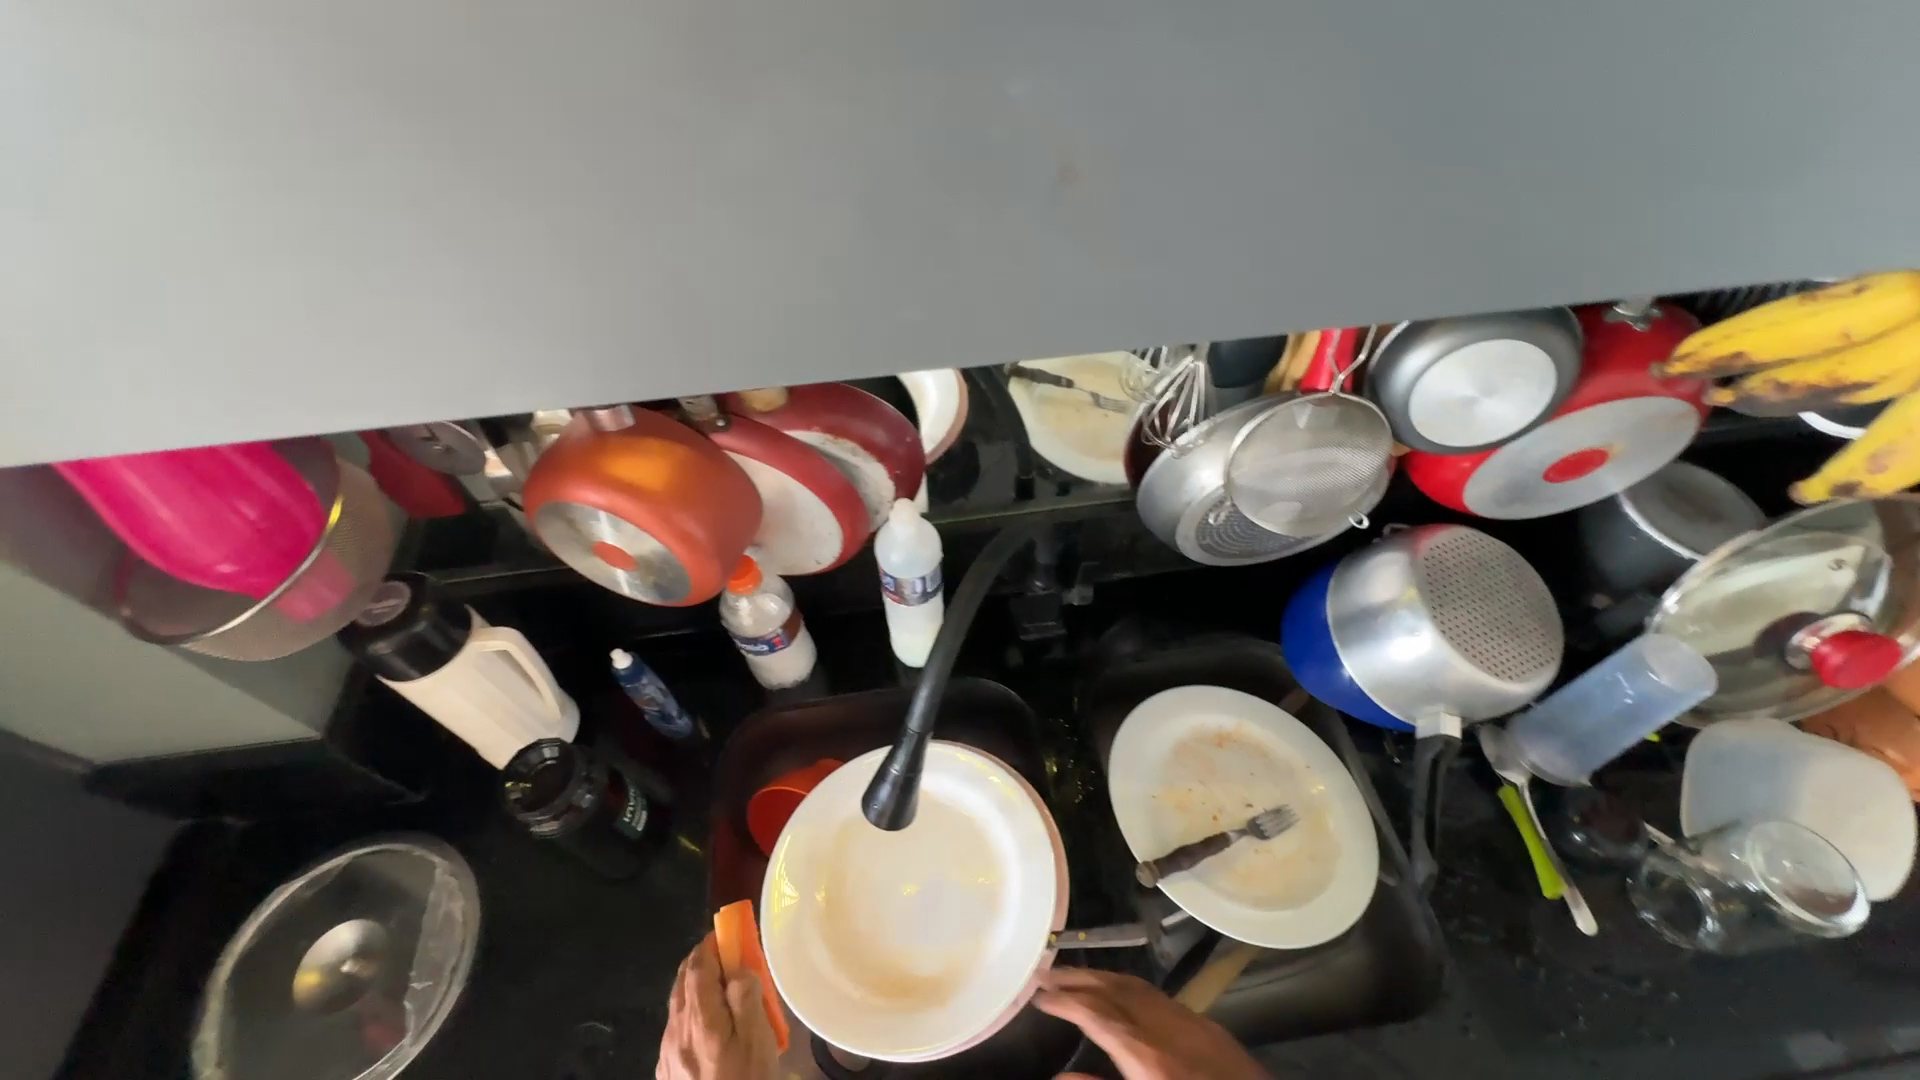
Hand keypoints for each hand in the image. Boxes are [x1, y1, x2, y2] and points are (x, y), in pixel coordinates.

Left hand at [656, 932, 780, 1079]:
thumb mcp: (758, 1039)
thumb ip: (746, 996)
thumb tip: (737, 966)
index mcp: (699, 1018)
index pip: (698, 964)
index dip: (713, 943)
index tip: (731, 934)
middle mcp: (675, 1031)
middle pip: (683, 981)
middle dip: (704, 960)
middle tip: (731, 957)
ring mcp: (667, 1052)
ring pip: (678, 1004)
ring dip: (697, 986)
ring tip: (725, 989)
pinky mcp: (667, 1071)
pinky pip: (677, 1028)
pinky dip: (693, 1011)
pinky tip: (712, 1025)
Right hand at [1034, 967, 1268, 1079]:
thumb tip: (1059, 1078)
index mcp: (1145, 1057)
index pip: (1095, 1014)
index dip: (1063, 1000)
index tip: (1037, 993)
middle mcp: (1165, 1029)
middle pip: (1113, 990)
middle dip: (1078, 979)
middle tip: (1045, 974)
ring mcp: (1189, 1023)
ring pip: (1137, 987)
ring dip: (1102, 978)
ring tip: (1076, 978)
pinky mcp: (1207, 1028)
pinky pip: (1157, 995)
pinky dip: (1129, 986)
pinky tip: (1122, 994)